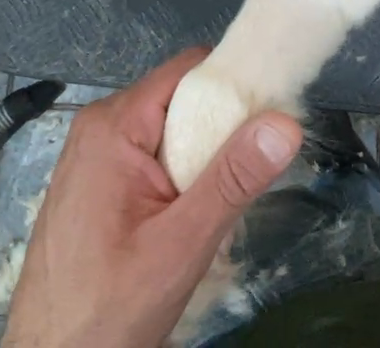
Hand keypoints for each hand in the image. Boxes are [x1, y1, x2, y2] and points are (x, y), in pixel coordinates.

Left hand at [4, 48, 302, 347]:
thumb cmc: (107, 308)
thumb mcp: (180, 245)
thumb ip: (231, 181)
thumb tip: (285, 124)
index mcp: (114, 125)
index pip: (188, 70)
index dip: (234, 82)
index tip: (273, 111)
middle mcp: (100, 126)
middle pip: (181, 99)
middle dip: (220, 129)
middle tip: (247, 173)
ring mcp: (94, 154)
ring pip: (169, 130)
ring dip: (201, 158)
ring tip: (216, 203)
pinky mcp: (97, 182)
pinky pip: (152, 156)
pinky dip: (179, 176)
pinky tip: (186, 218)